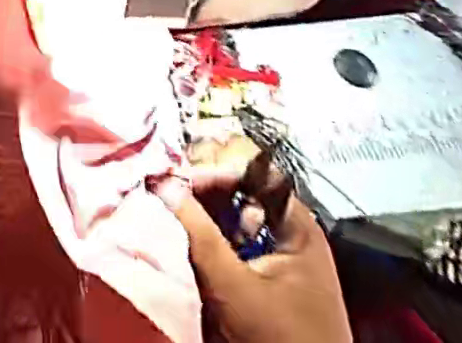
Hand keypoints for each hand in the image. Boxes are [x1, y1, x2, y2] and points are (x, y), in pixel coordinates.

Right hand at [156, 157, 351, 342]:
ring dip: (206, 224)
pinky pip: (242, 251)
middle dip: (204, 199)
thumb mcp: (232, 286)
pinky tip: (192, 255)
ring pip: (239, 225)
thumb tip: (163, 185)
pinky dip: (216, 249)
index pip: (253, 176)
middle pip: (244, 198)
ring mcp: (288, 263)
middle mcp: (296, 236)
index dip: (214, 174)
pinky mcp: (277, 287)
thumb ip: (197, 232)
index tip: (179, 185)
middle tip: (169, 203)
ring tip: (174, 226)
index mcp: (298, 226)